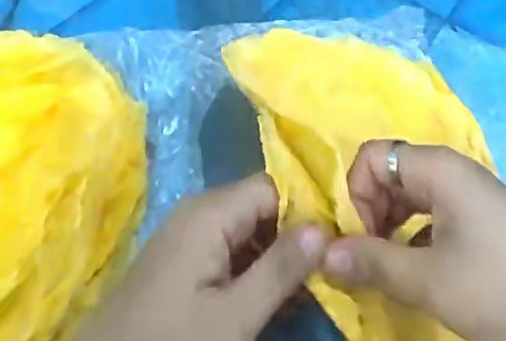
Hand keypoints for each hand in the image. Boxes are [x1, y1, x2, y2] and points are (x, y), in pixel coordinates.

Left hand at [80, 174, 327, 340]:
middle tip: (317, 275)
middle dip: (290, 238)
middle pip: (261, 206)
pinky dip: (248, 270)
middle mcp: (197, 210)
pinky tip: (263, 301)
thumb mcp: (233, 318)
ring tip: (297, 294)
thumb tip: (325, 225)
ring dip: (271, 258)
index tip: (330, 246)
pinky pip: (225, 250)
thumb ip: (281, 268)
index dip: (305, 212)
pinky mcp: (176, 262)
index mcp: (211, 210)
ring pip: (245, 230)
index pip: (275, 186)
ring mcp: (183, 236)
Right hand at [321, 141, 505, 340]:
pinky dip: (413, 242)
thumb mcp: (429, 279)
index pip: (374, 155)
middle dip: (369, 213)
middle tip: (368, 263)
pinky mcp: (482, 222)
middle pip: (391, 173)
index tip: (359, 242)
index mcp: (439, 167)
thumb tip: (322, 254)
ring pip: (411, 199)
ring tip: (388, 273)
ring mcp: (470, 196)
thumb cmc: (498, 283)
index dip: (355, 194)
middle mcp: (452, 171)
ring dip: (389, 230)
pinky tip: (417, 278)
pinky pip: (432, 218)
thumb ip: (373, 263)